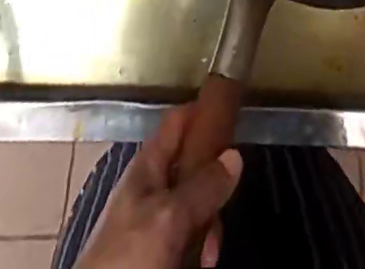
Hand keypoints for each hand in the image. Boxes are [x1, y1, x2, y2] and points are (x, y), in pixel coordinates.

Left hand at [73, 105, 243, 268]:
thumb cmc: (129, 258)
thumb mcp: (169, 217)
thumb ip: (202, 185)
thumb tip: (235, 154)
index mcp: (147, 167)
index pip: (179, 122)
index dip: (204, 111)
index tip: (234, 113)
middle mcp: (152, 188)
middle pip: (195, 166)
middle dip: (215, 183)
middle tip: (225, 203)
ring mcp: (154, 222)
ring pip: (197, 205)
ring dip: (211, 225)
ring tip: (209, 253)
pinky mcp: (159, 251)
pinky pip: (192, 236)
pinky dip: (201, 249)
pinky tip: (203, 263)